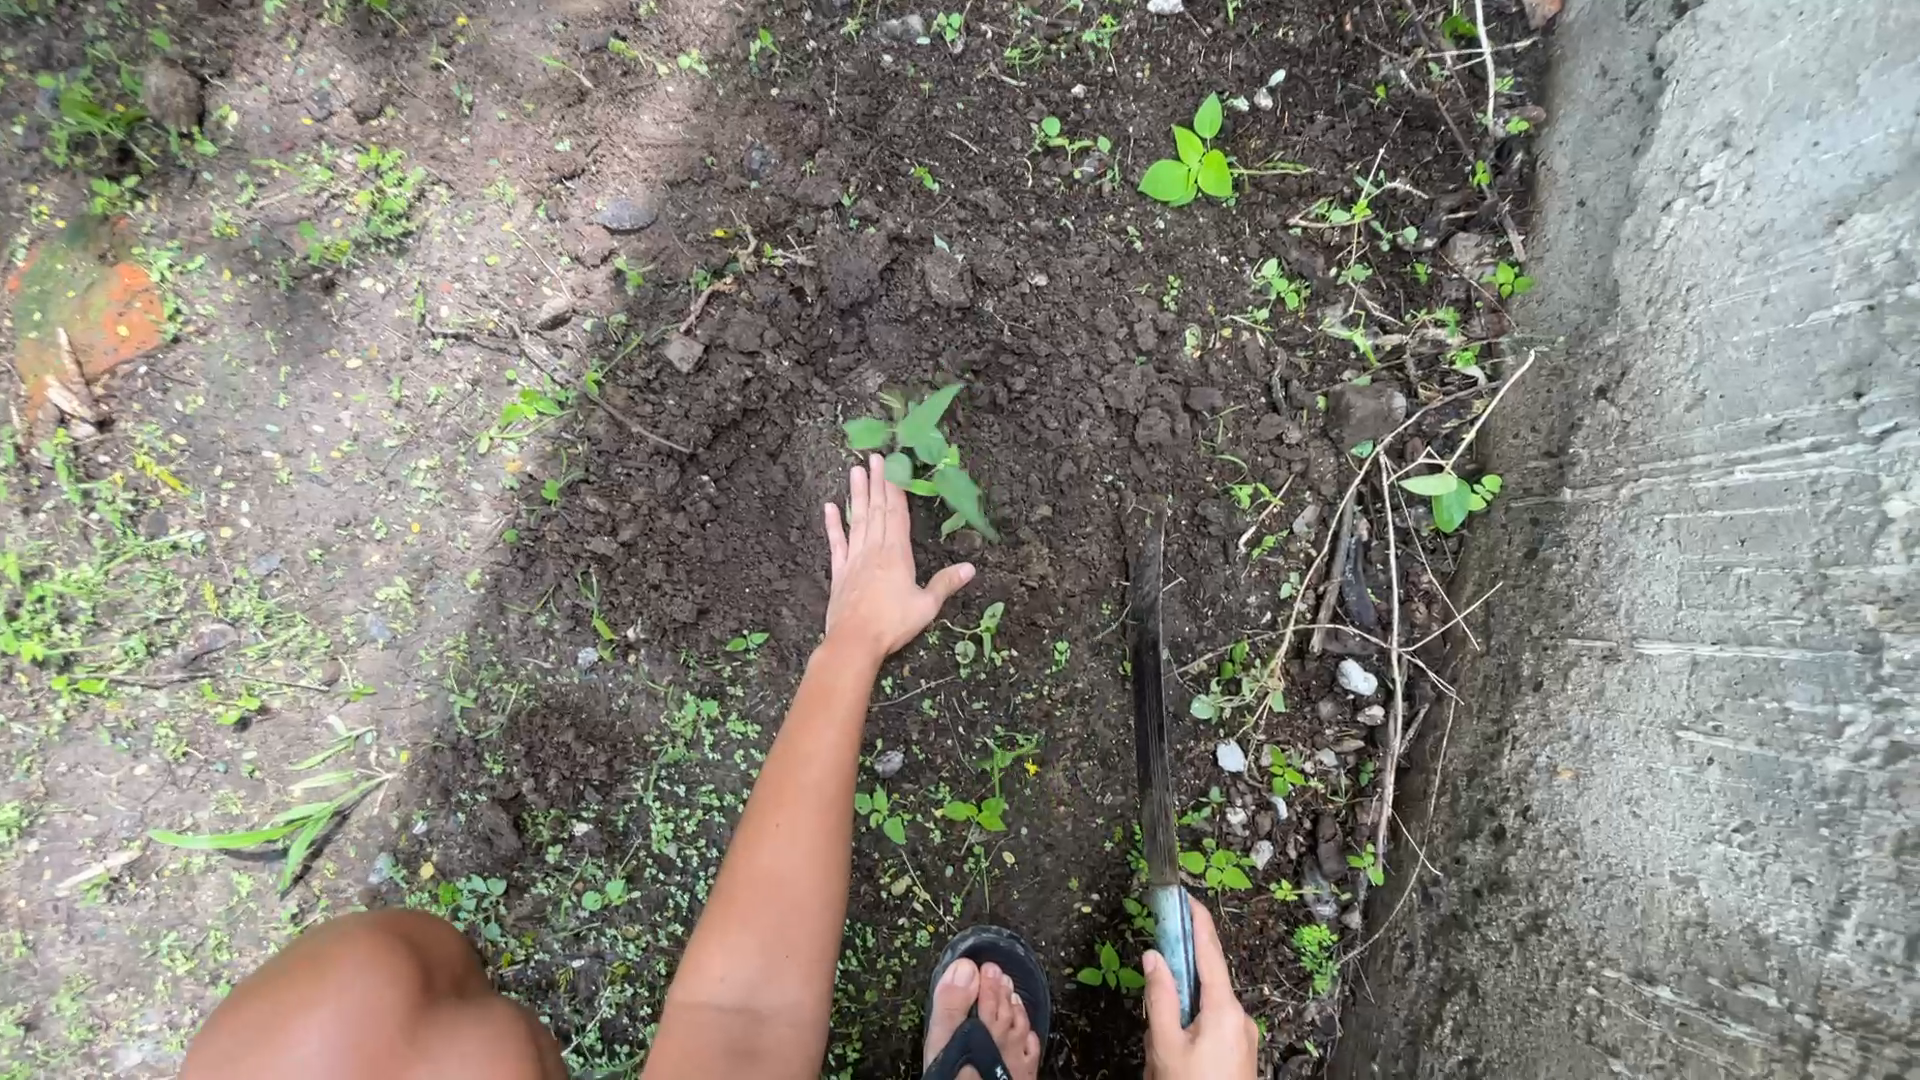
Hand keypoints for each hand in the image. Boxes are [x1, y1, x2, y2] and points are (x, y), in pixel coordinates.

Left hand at [821, 454, 974, 666]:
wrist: (854, 642)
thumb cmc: (893, 624)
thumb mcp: (926, 606)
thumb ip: (946, 584)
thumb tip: (970, 568)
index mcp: (897, 554)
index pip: (897, 514)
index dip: (896, 489)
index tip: (894, 467)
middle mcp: (874, 550)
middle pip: (876, 510)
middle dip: (876, 482)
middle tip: (874, 457)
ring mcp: (854, 559)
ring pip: (857, 520)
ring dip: (856, 495)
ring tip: (855, 471)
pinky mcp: (839, 573)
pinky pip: (836, 543)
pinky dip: (833, 525)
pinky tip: (830, 507)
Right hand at [1141, 897, 1259, 1079]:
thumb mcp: (1165, 1044)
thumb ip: (1159, 995)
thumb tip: (1155, 954)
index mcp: (1225, 1009)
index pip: (1209, 949)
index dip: (1196, 919)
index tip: (1185, 895)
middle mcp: (1241, 1017)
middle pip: (1204, 980)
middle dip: (1175, 984)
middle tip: (1153, 1013)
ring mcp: (1244, 1038)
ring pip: (1204, 1007)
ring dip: (1179, 1014)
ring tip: (1161, 1051)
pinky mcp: (1241, 1055)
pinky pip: (1212, 1027)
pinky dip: (1190, 1029)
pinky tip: (1175, 1057)